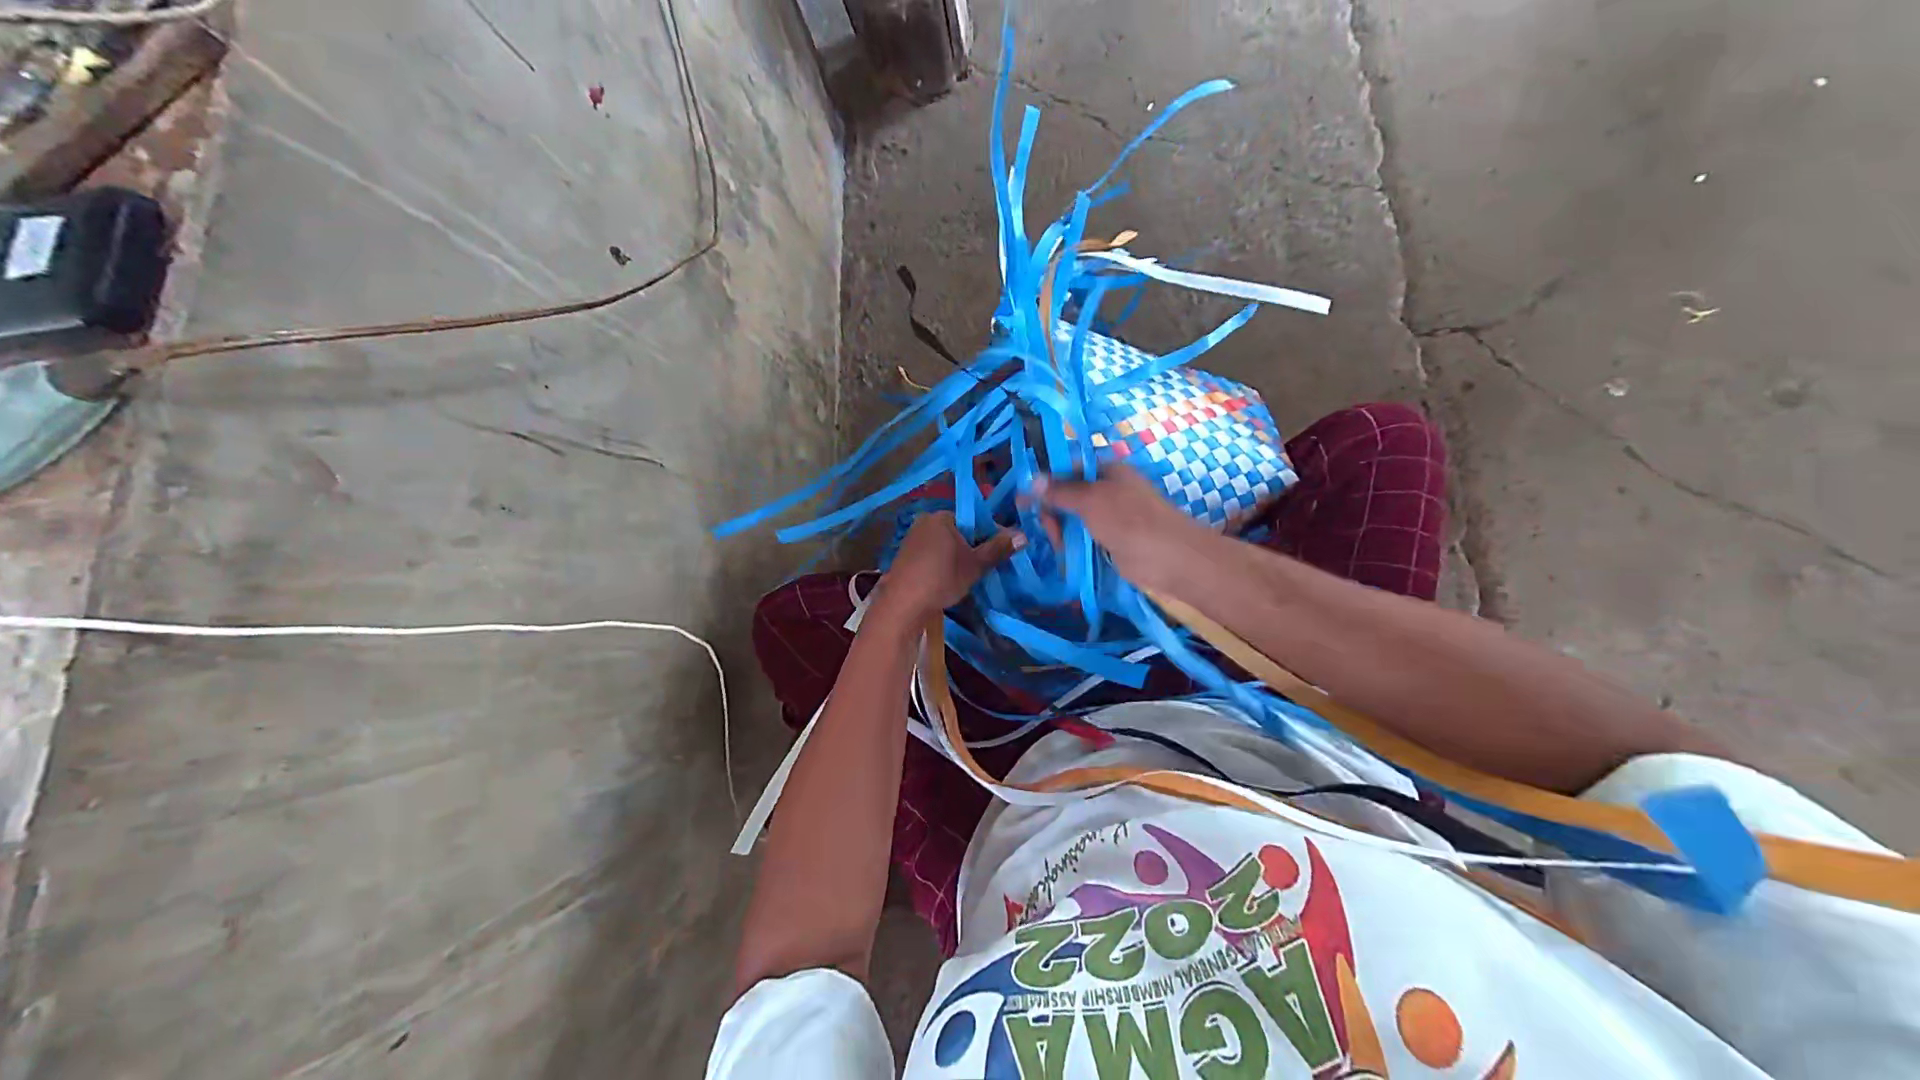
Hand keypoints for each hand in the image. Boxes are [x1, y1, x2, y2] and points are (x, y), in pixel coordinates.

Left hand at [872, 512, 1023, 621]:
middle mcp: (925, 520)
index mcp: (942, 516)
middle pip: (960, 530)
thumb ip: (998, 548)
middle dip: (974, 546)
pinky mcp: (906, 554)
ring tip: (969, 575)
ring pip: (946, 543)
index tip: (1000, 552)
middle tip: (985, 566)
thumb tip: (1023, 535)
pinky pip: (933, 552)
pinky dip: (943, 562)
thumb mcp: (975, 565)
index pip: (974, 519)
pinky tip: (948, 578)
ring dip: (959, 555)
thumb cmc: (942, 578)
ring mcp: (913, 537)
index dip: (991, 535)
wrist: (903, 604)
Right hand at [1032, 466, 1207, 591]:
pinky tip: (1066, 554)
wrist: (1169, 558)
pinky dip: (1074, 545)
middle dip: (1054, 511)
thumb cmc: (1130, 520)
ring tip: (1059, 545)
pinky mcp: (1112, 541)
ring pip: (1075, 519)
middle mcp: (1109, 491)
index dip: (1046, 481)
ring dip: (1062, 531)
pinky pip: (1085, 538)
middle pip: (1069, 496)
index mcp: (1108, 471)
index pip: (1070, 469)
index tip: (1025, 498)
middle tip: (1049, 529)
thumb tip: (1033, 480)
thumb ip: (1060, 491)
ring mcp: (1111, 517)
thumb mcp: (1090, 500)